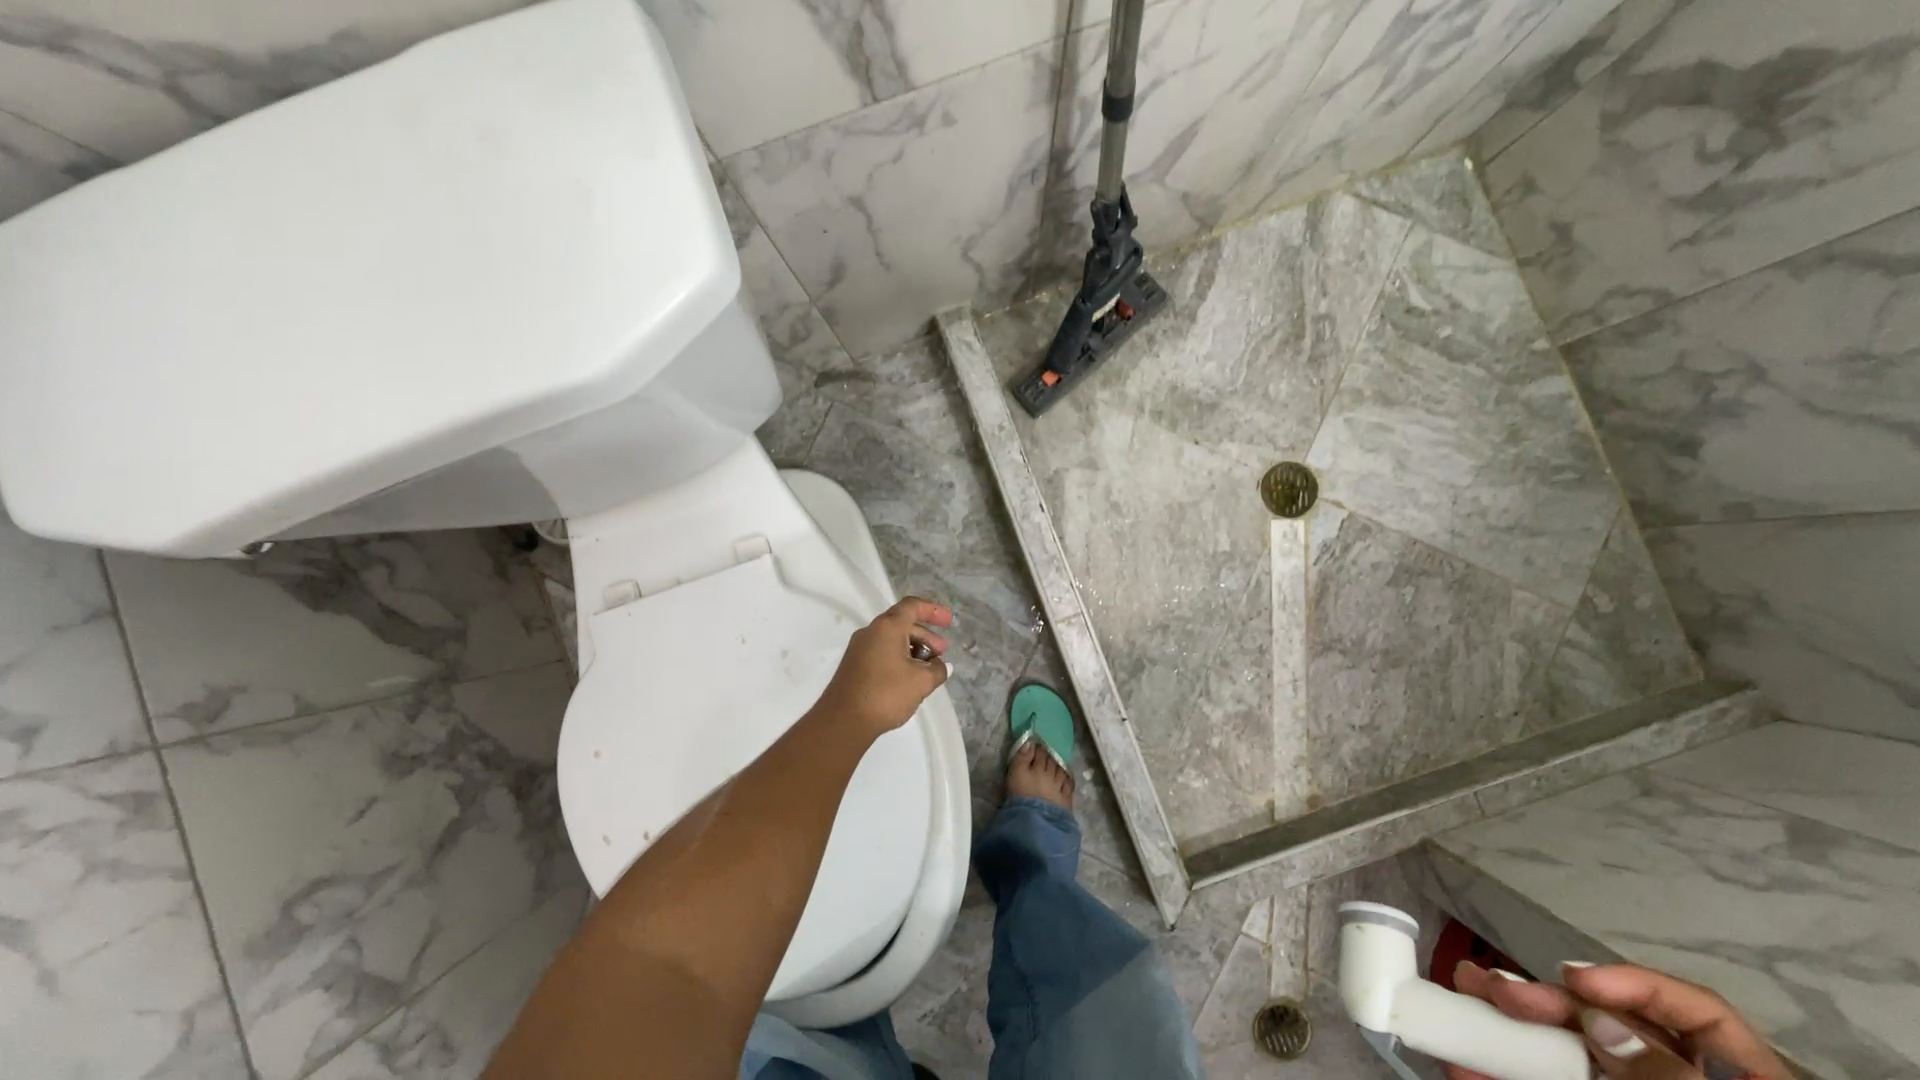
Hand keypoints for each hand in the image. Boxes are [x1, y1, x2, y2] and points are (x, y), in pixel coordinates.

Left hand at [811, 596, 952, 737]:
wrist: (843, 721)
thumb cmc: (886, 694)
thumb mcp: (921, 682)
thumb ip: (938, 669)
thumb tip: (941, 666)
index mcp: (887, 627)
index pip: (912, 606)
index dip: (933, 610)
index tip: (949, 622)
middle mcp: (871, 632)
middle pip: (903, 624)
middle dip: (926, 636)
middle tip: (942, 653)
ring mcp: (859, 649)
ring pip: (892, 640)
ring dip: (914, 649)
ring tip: (928, 670)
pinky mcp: (854, 666)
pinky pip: (882, 653)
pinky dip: (900, 658)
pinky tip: (909, 679)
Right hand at [1445, 962, 1791, 1079]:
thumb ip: (1666, 1075)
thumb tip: (1600, 1020)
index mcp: (1736, 1075)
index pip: (1695, 1010)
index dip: (1633, 984)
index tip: (1573, 976)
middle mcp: (1678, 1077)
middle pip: (1612, 1026)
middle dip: (1546, 1001)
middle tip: (1490, 984)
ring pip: (1567, 1053)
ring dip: (1509, 1026)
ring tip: (1462, 994)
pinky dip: (1498, 1071)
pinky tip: (1463, 1062)